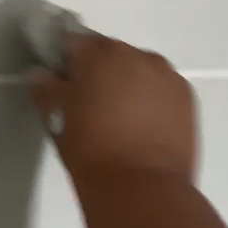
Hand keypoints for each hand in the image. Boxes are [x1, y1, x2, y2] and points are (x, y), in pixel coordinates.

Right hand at [27, 32, 197, 187]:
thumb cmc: (88, 144)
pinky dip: (147, 98)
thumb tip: (39, 73)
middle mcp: (138, 56)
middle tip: (83, 99)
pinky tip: (136, 123)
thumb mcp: (53, 113)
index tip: (56, 81)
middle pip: (109, 54)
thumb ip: (43, 86)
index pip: (73, 42)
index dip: (62, 60)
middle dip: (96, 70)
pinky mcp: (188, 101)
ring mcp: (168, 77)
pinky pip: (159, 89)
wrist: (141, 186)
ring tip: (113, 114)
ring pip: (137, 70)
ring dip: (124, 83)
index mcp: (101, 53)